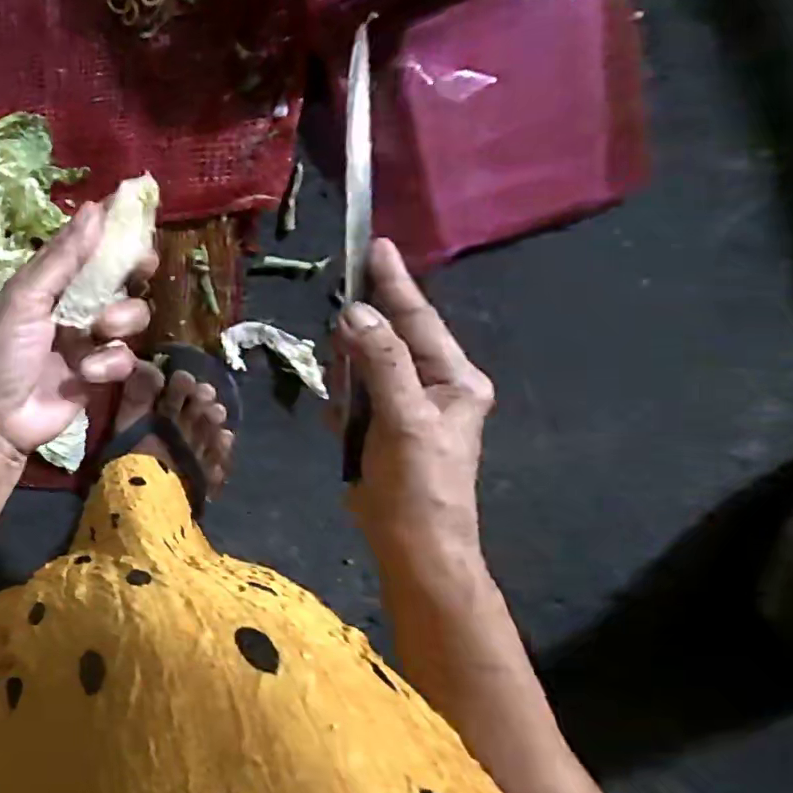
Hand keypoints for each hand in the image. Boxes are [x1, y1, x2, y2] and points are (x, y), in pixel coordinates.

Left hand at [0, 202, 156, 469]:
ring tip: (101, 331)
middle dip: (133, 273)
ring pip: (131, 314)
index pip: (89, 247)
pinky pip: (125, 356)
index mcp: (50, 281)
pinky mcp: (102, 372)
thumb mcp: (26, 299)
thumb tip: (95, 208)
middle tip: (143, 267)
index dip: (114, 233)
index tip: (138, 223)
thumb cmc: (1, 353)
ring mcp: (90, 339)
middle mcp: (74, 305)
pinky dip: (110, 363)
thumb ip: (63, 258)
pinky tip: (87, 373)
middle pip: (119, 278)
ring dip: (122, 319)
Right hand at [333, 238, 496, 558]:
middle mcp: (434, 385)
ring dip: (349, 374)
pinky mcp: (383, 426)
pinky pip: (356, 396)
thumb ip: (381, 363)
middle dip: (362, 336)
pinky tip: (342, 425)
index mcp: (454, 379)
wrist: (414, 547)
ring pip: (367, 367)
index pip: (420, 320)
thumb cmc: (419, 485)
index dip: (395, 283)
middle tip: (338, 334)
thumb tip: (354, 314)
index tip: (376, 246)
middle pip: (391, 340)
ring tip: (344, 401)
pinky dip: (344, 403)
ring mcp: (407, 406)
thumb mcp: (404, 419)